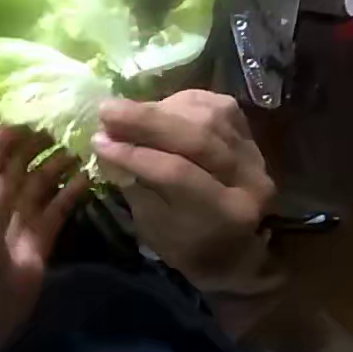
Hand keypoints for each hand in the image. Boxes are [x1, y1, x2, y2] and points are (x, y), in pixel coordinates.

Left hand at [0, 115, 90, 351]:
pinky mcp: (40, 240)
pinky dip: (72, 193)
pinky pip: (57, 209)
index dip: (13, 125)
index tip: (40, 98)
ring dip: (60, 163)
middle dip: (42, 140)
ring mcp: (20, 220)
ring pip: (42, 183)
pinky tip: (93, 174)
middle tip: (75, 114)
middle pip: (21, 162)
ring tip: (90, 138)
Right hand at [93, 90, 276, 291]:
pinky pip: (218, 107)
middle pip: (198, 137)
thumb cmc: (182, 244)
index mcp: (223, 212)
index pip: (176, 172)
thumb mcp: (149, 223)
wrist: (232, 249)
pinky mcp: (251, 136)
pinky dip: (181, 102)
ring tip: (125, 112)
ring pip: (209, 116)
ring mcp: (255, 154)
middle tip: (106, 110)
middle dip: (145, 120)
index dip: (133, 154)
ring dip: (161, 108)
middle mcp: (249, 179)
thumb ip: (132, 181)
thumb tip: (105, 143)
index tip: (97, 143)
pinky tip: (157, 107)